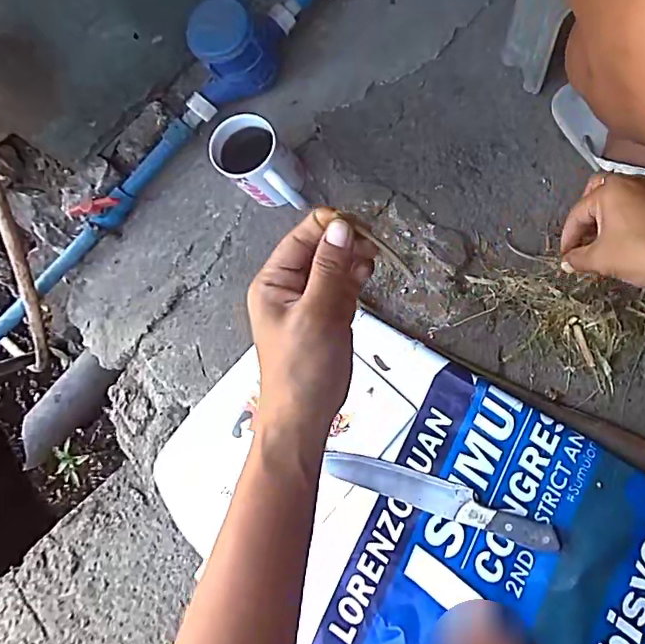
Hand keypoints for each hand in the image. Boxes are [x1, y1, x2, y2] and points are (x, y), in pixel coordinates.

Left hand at [245, 208, 377, 446]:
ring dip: (353, 260)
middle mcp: (289, 287)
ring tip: (370, 263)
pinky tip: (366, 276)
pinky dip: (356, 278)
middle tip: (370, 247)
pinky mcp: (327, 314)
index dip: (331, 229)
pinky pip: (343, 285)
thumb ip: (331, 270)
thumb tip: (340, 231)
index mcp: (274, 282)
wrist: (305, 414)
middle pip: (320, 248)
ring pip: (335, 266)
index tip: (360, 231)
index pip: (302, 237)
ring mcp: (309, 301)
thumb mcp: (317, 314)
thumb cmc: (300, 373)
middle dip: (346, 243)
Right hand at [559, 174, 644, 290]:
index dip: (568, 239)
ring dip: (609, 221)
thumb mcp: (603, 260)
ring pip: (621, 201)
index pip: (577, 214)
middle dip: (587, 221)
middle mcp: (630, 182)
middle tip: (583, 244)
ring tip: (606, 247)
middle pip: (597, 198)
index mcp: (609, 190)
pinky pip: (642, 208)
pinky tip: (632, 242)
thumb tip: (568, 261)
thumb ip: (579, 259)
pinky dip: (632, 221)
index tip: (567, 256)